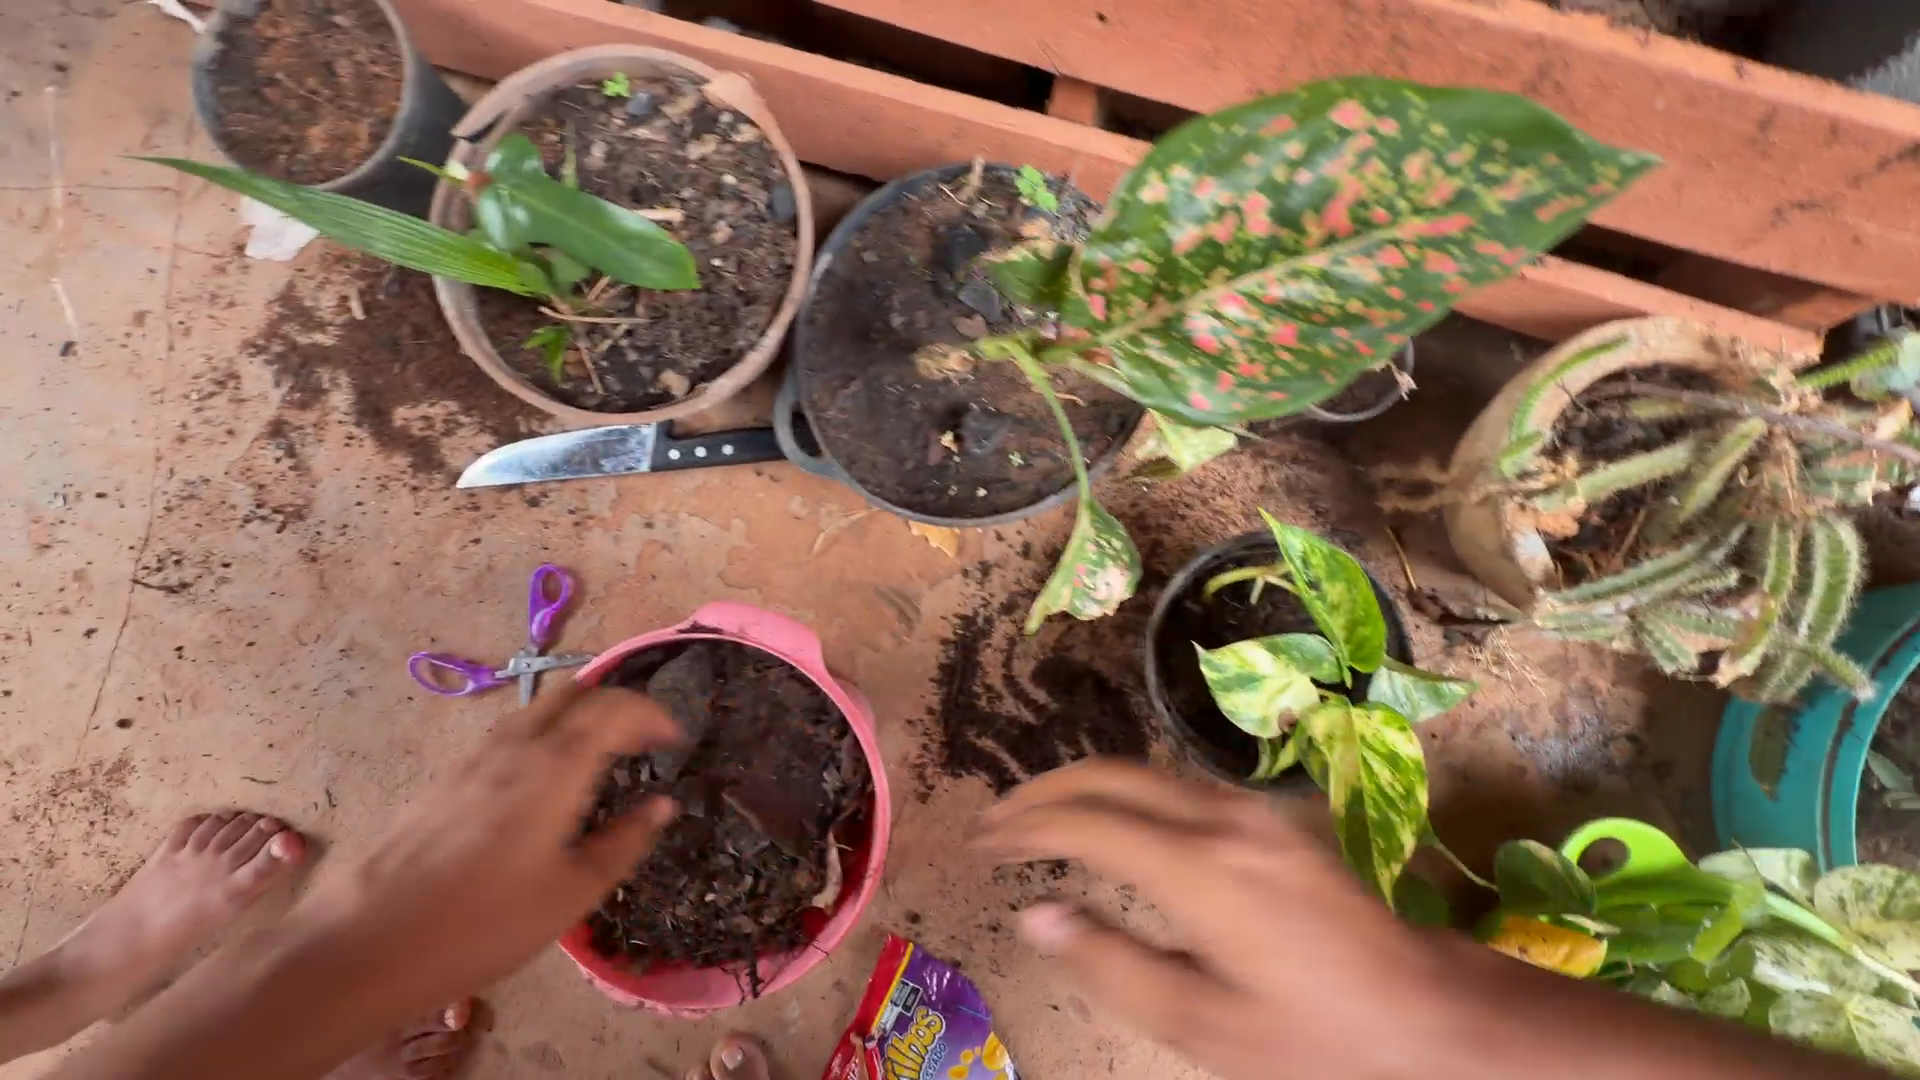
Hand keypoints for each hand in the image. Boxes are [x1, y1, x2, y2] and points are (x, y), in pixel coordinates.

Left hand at [285, 683, 679, 1016]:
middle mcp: (517, 746)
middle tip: (644, 737)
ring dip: (581, 714)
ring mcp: (475, 758)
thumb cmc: (481, 923)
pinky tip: (545, 780)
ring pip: (540, 708)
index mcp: (556, 765)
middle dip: (619, 702)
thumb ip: (624, 841)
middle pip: (576, 692)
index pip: (616, 708)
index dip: (653, 713)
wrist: (358, 949)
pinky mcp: (447, 778)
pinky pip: (512, 732)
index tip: (676, 738)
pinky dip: (548, 734)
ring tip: (602, 752)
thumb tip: (662, 805)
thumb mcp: (571, 893)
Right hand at [973, 761, 1466, 1079]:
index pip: (1087, 821)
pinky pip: (1171, 786)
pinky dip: (1120, 796)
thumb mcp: (1202, 1025)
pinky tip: (1103, 824)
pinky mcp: (1266, 813)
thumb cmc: (1317, 1042)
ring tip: (1033, 820)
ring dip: (1080, 788)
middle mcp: (1220, 816)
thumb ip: (1108, 961)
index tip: (981, 842)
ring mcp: (1248, 807)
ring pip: (1140, 772)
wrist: (1438, 1019)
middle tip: (993, 822)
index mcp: (1200, 869)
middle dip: (1041, 791)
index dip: (1025, 826)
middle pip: (1107, 773)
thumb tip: (1035, 913)